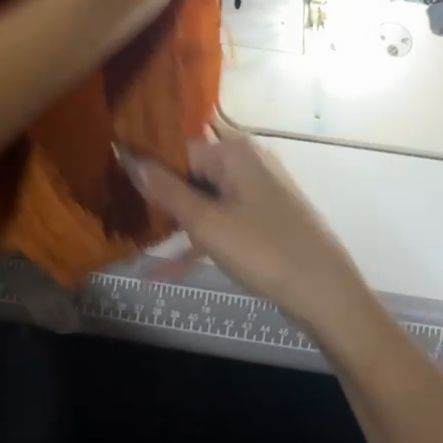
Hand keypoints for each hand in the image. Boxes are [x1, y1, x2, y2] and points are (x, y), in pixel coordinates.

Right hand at [120, 132, 369, 329]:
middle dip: (160, 195)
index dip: (148, 167)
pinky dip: (199, 239)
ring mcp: (258, 191)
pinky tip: (167, 270)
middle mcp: (247, 162)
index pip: (178, 148)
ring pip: (205, 198)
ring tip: (139, 238)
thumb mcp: (207, 223)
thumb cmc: (264, 251)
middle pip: (192, 171)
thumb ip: (166, 190)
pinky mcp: (264, 219)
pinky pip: (222, 220)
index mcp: (234, 152)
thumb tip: (129, 156)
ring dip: (176, 221)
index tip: (115, 183)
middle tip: (123, 214)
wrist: (327, 294)